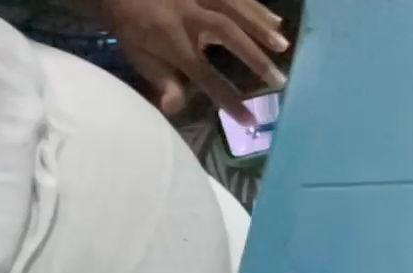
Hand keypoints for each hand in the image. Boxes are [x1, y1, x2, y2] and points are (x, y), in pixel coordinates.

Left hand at [100, 0, 289, 123]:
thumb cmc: (128, 21)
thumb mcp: (137, 53)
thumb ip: (160, 79)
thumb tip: (171, 108)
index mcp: (169, 36)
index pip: (202, 72)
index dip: (226, 97)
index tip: (250, 121)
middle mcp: (185, 11)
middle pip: (224, 31)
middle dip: (253, 55)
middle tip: (279, 80)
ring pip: (232, 5)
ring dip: (260, 26)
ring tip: (284, 46)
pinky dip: (257, 6)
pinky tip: (277, 21)